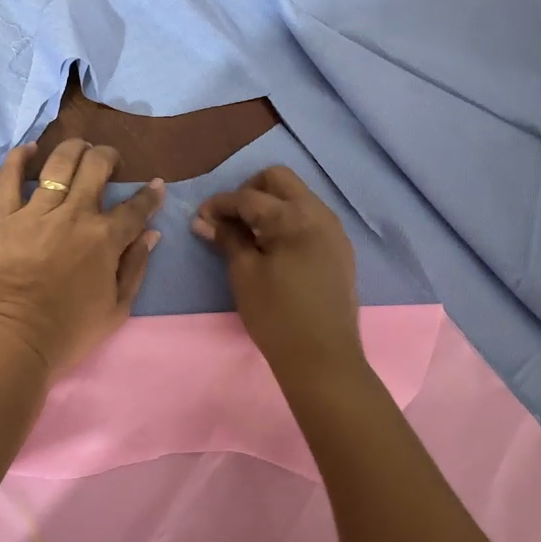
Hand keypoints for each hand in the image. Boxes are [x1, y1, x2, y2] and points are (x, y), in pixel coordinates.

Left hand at [0, 139, 164, 378]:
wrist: (15, 338)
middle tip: (110, 159)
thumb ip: (136, 266)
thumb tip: (151, 233)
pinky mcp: (6, 216)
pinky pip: (10, 178)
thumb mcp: (117, 308)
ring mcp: (38, 211)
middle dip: (108, 155)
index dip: (150, 194)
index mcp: (106, 238)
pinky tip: (30, 148)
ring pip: (59, 163)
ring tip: (79, 147)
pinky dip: (19, 158)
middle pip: (96, 167)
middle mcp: (75, 214)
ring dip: (73, 148)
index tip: (156, 184)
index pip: (135, 207)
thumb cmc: (70, 331)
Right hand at [192, 166, 363, 381]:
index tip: (200, 218)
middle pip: (279, 179)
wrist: (324, 361)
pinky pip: (310, 218)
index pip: (248, 196)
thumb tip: (204, 220)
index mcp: (294, 216)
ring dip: (270, 204)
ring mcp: (334, 232)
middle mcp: (319, 214)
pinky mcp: (339, 250)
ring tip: (249, 233)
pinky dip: (287, 221)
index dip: (220, 204)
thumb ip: (227, 238)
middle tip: (230, 218)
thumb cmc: (277, 315)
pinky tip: (273, 247)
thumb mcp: (244, 273)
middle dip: (249, 190)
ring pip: (297, 197)